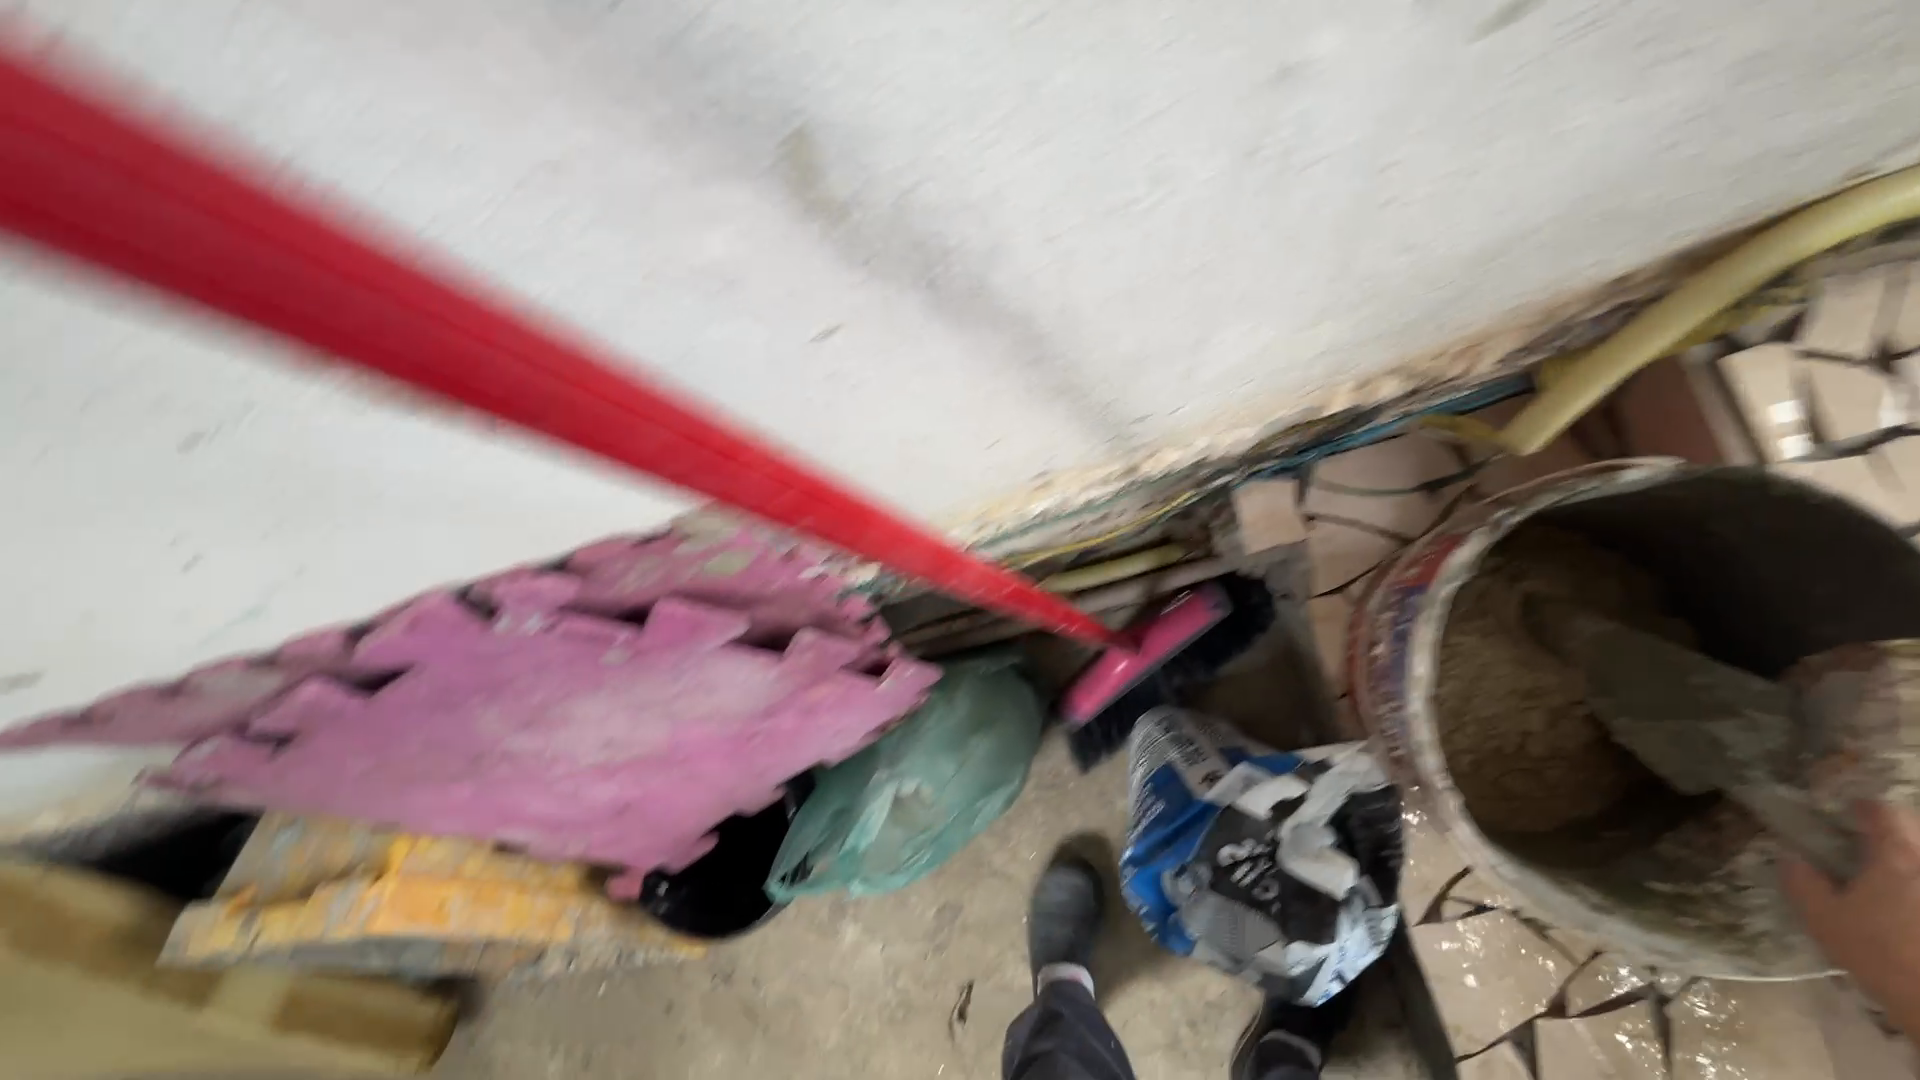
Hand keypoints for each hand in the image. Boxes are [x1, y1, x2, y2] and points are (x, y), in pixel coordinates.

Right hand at [1781, 800, 1919, 1038]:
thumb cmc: (1882, 955)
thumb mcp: (1824, 919)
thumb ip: (1802, 882)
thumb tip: (1791, 857)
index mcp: (1897, 858)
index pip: (1882, 811)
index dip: (1862, 806)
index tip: (1845, 810)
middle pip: (1916, 831)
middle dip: (1893, 831)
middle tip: (1867, 843)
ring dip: (1906, 859)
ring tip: (1887, 875)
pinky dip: (1912, 882)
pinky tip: (1900, 906)